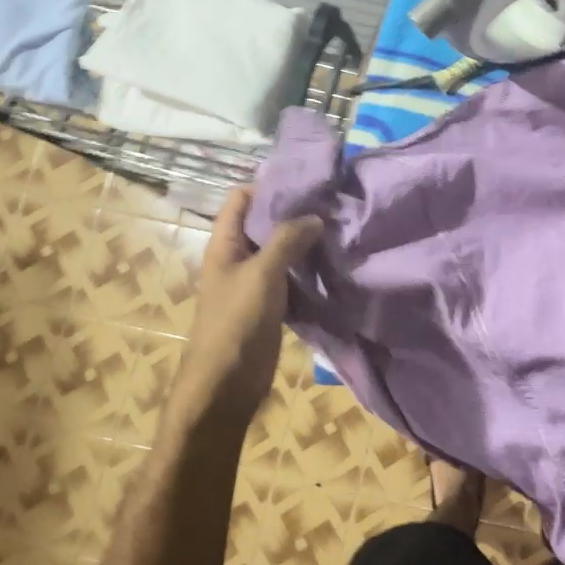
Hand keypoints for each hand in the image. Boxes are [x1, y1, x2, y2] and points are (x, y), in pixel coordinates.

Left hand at [180, 188, 323, 413]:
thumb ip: (287, 240)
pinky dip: (309, 270)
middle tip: (332, 203)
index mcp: (225, 245)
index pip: (241, 199)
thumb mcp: (262, 274)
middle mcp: (238, 258)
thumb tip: (315, 217)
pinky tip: (334, 263)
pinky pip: (291, 278)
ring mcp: (254, 283)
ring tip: (339, 229)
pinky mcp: (270, 305)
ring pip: (281, 252)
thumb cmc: (236, 322)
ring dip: (305, 242)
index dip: (268, 186)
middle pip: (264, 224)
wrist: (227, 383)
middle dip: (294, 213)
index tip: (306, 181)